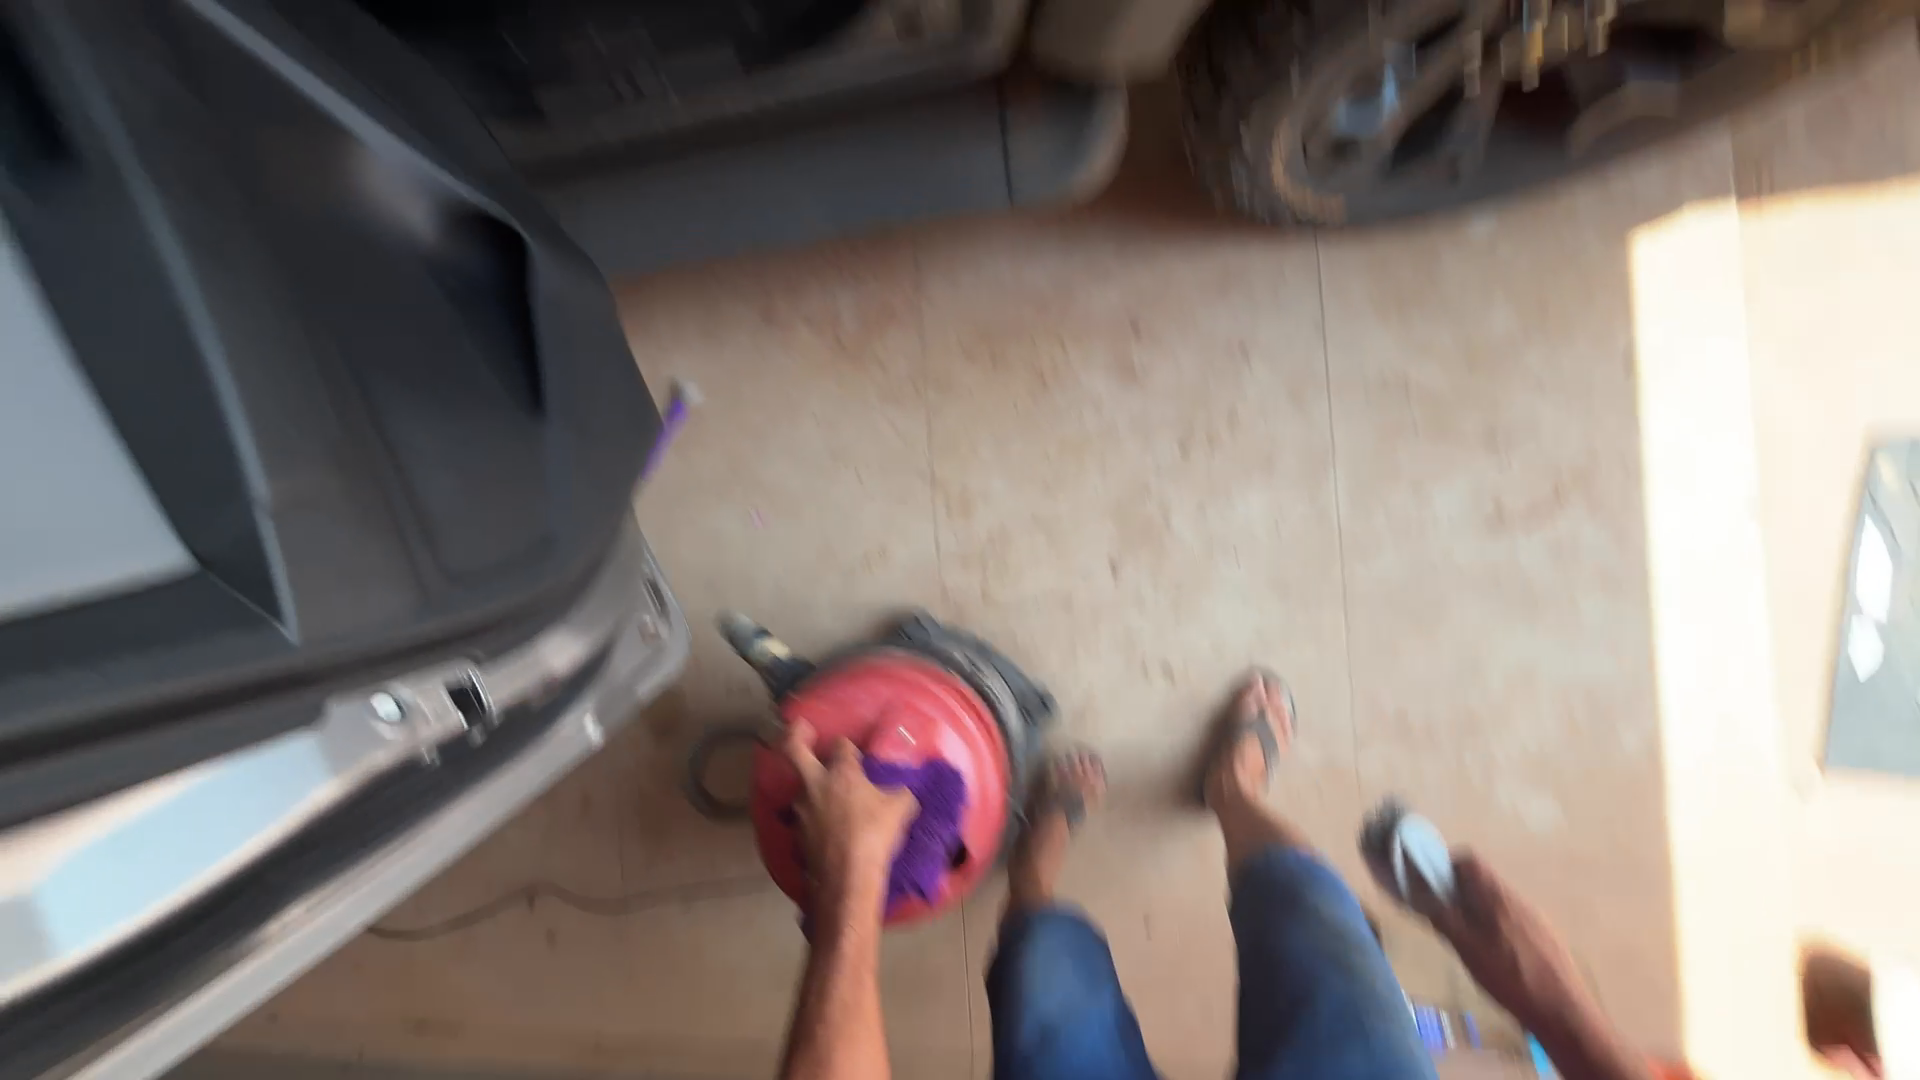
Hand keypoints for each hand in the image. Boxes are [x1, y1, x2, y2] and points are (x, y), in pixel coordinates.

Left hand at [781, 722, 918, 910]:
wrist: (846, 876)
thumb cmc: (874, 835)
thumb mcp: (900, 809)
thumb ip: (899, 793)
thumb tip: (902, 790)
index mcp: (841, 772)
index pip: (841, 746)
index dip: (848, 746)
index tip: (852, 750)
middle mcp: (816, 784)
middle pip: (794, 751)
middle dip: (795, 735)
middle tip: (799, 727)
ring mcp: (801, 810)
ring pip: (800, 789)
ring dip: (810, 788)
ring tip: (825, 797)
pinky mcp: (796, 834)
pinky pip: (803, 819)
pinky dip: (813, 818)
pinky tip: (825, 828)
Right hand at [1413, 851, 1596, 1033]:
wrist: (1568, 1017)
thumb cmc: (1510, 978)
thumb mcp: (1465, 948)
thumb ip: (1440, 915)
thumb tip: (1416, 892)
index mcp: (1497, 896)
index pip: (1469, 860)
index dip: (1447, 866)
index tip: (1433, 886)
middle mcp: (1519, 900)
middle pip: (1483, 881)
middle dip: (1461, 893)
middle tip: (1447, 917)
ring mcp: (1538, 920)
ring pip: (1499, 902)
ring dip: (1479, 911)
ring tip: (1470, 940)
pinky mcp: (1549, 940)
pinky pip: (1515, 919)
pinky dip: (1498, 927)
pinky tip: (1498, 957)